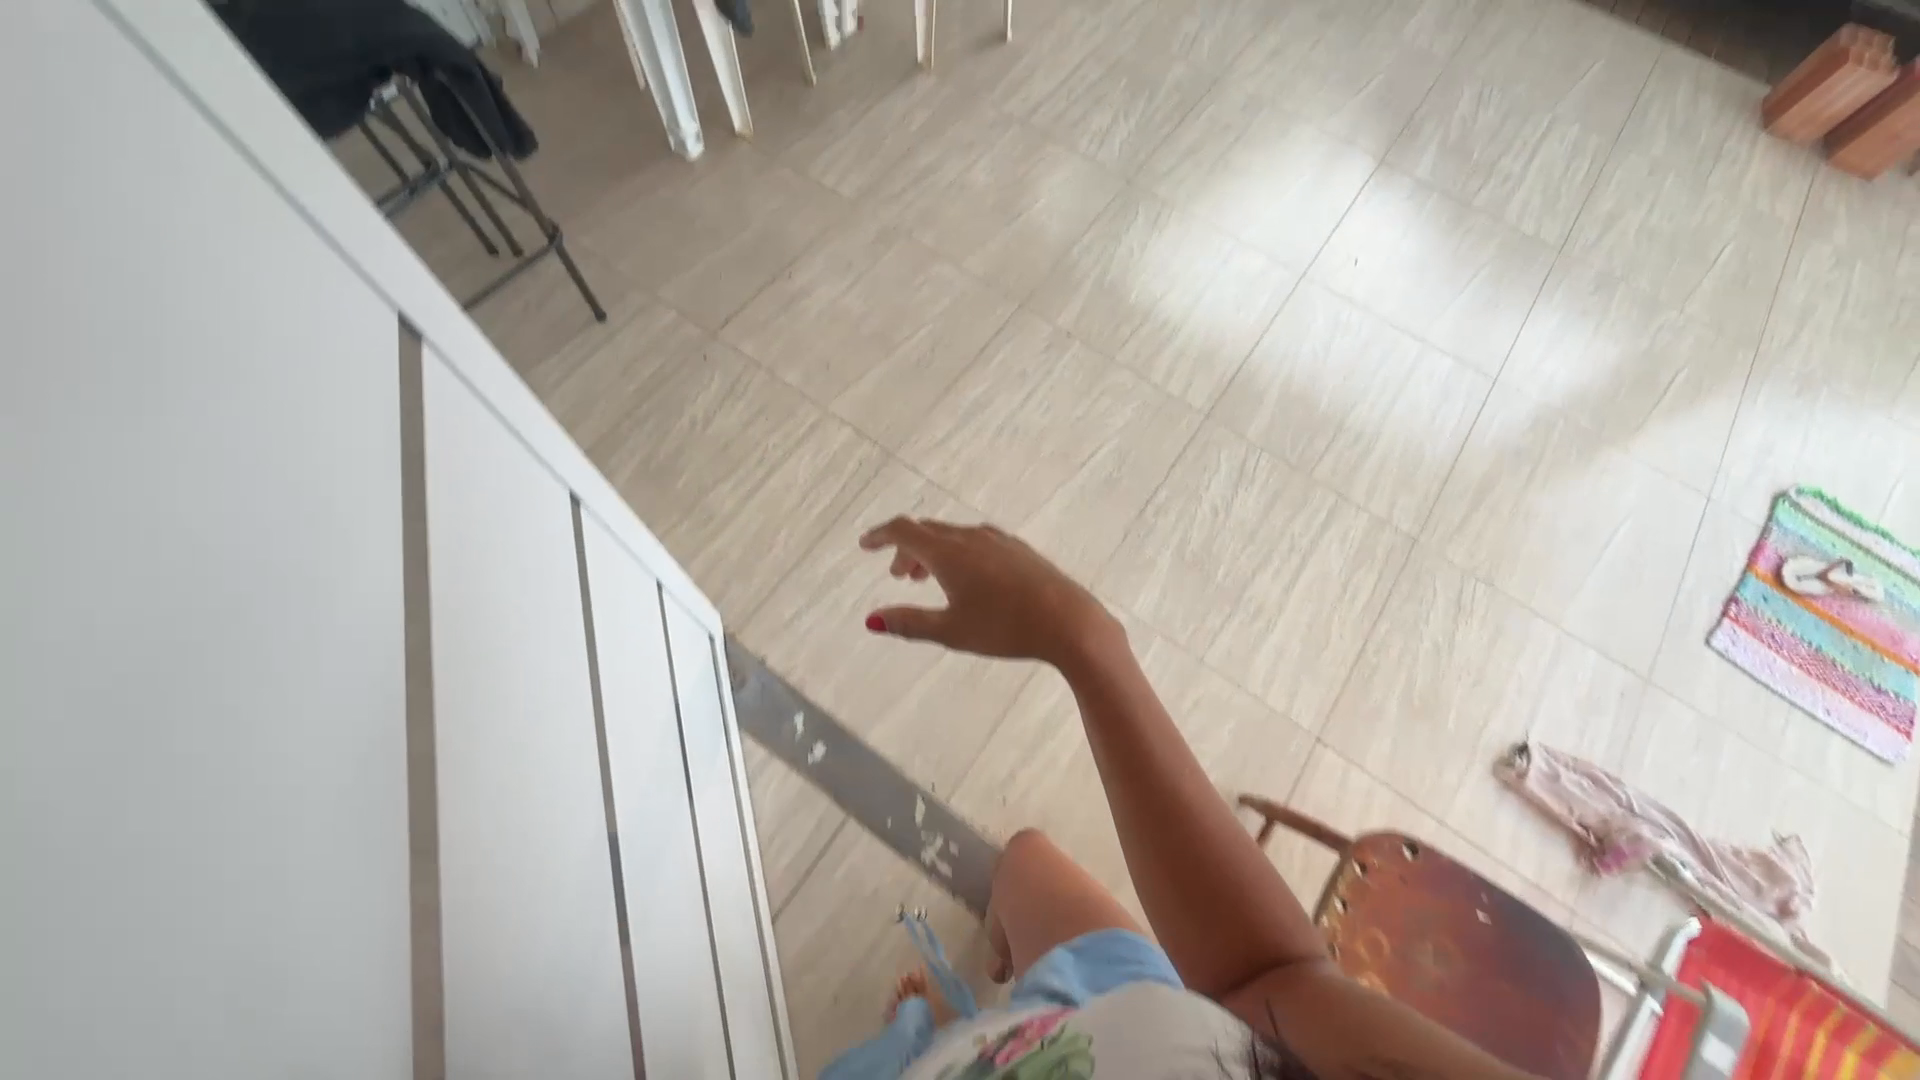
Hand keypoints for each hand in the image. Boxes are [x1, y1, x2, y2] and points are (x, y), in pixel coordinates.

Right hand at [858, 517, 1122, 670]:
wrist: (1068, 622)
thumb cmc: (1004, 628)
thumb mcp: (950, 631)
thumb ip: (909, 623)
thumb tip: (871, 620)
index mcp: (948, 553)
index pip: (904, 531)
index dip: (880, 535)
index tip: (865, 545)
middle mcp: (971, 538)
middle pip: (928, 532)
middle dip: (907, 549)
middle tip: (899, 576)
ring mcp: (999, 540)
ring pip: (954, 536)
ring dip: (934, 552)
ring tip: (930, 579)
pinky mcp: (1019, 550)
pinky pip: (976, 541)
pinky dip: (958, 553)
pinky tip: (969, 578)